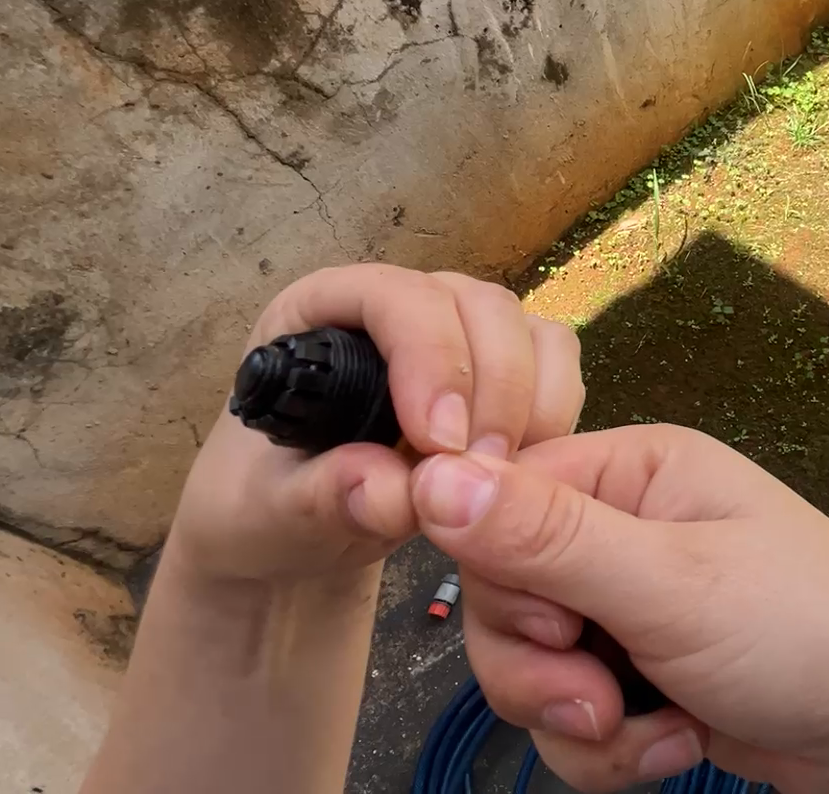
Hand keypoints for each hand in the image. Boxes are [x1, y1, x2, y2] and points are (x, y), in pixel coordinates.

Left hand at [166, 265, 585, 586]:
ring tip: (501, 477)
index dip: (430, 357)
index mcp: (328, 309)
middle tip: (478, 474)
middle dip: (494, 389)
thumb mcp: (267, 513)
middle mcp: (412, 304)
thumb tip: (391, 489)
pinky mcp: (517, 364)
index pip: (397, 296)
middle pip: (482, 307)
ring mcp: (471, 331)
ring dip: (532, 404)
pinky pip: (560, 365)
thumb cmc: (271, 504)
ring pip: (533, 332)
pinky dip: (555, 413)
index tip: (439, 443)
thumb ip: (320, 495)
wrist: (309, 531)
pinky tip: (522, 466)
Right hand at [410, 425, 828, 792]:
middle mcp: (630, 525)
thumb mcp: (670, 584)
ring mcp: (636, 600)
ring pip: (533, 663)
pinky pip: (573, 711)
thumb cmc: (800, 628)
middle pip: (507, 592)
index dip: (496, 572)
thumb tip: (431, 475)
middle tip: (598, 697)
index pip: (505, 498)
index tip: (544, 627)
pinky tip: (675, 742)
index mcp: (639, 471)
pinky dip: (612, 747)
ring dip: (579, 720)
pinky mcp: (644, 667)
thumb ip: (549, 539)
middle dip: (541, 665)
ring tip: (652, 729)